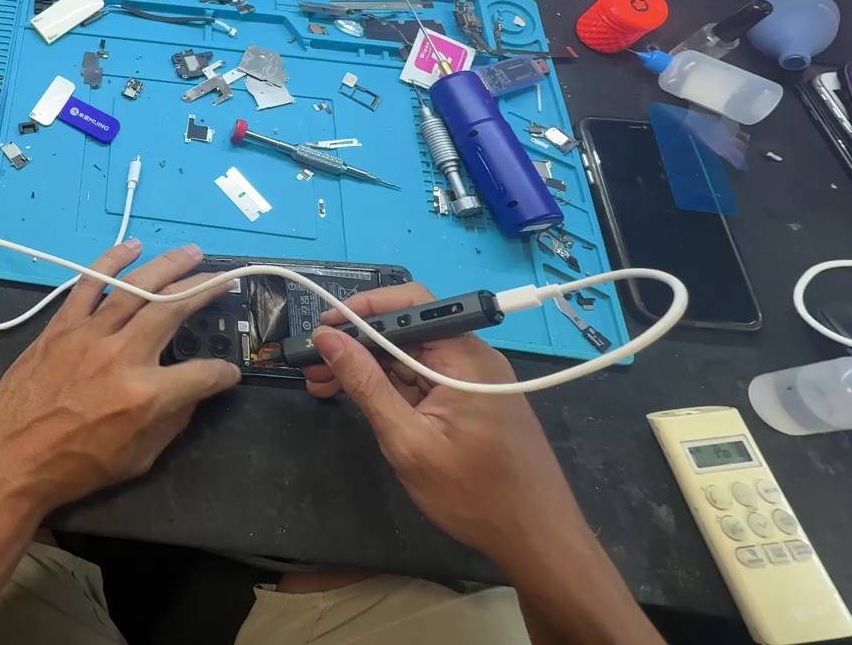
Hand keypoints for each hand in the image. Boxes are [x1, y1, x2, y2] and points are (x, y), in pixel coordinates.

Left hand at [0, 241, 240, 522]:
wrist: (11, 457)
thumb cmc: (76, 467)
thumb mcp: (138, 459)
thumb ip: (172, 421)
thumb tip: (194, 392)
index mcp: (146, 396)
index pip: (201, 374)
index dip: (222, 373)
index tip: (229, 371)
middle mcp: (121, 355)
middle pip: (171, 309)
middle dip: (202, 289)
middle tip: (222, 276)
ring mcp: (89, 334)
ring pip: (134, 288)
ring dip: (167, 266)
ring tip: (191, 253)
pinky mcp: (62, 324)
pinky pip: (90, 283)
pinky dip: (111, 262)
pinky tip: (132, 247)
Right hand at [303, 283, 591, 565]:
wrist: (540, 547)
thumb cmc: (475, 495)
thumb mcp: (408, 440)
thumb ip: (366, 383)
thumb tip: (326, 337)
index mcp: (465, 357)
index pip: (411, 304)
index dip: (363, 307)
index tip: (324, 327)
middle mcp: (471, 358)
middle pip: (404, 330)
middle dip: (354, 342)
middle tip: (311, 362)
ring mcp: (469, 380)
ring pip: (406, 355)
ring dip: (363, 365)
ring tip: (319, 383)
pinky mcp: (466, 400)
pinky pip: (417, 378)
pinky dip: (383, 384)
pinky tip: (350, 395)